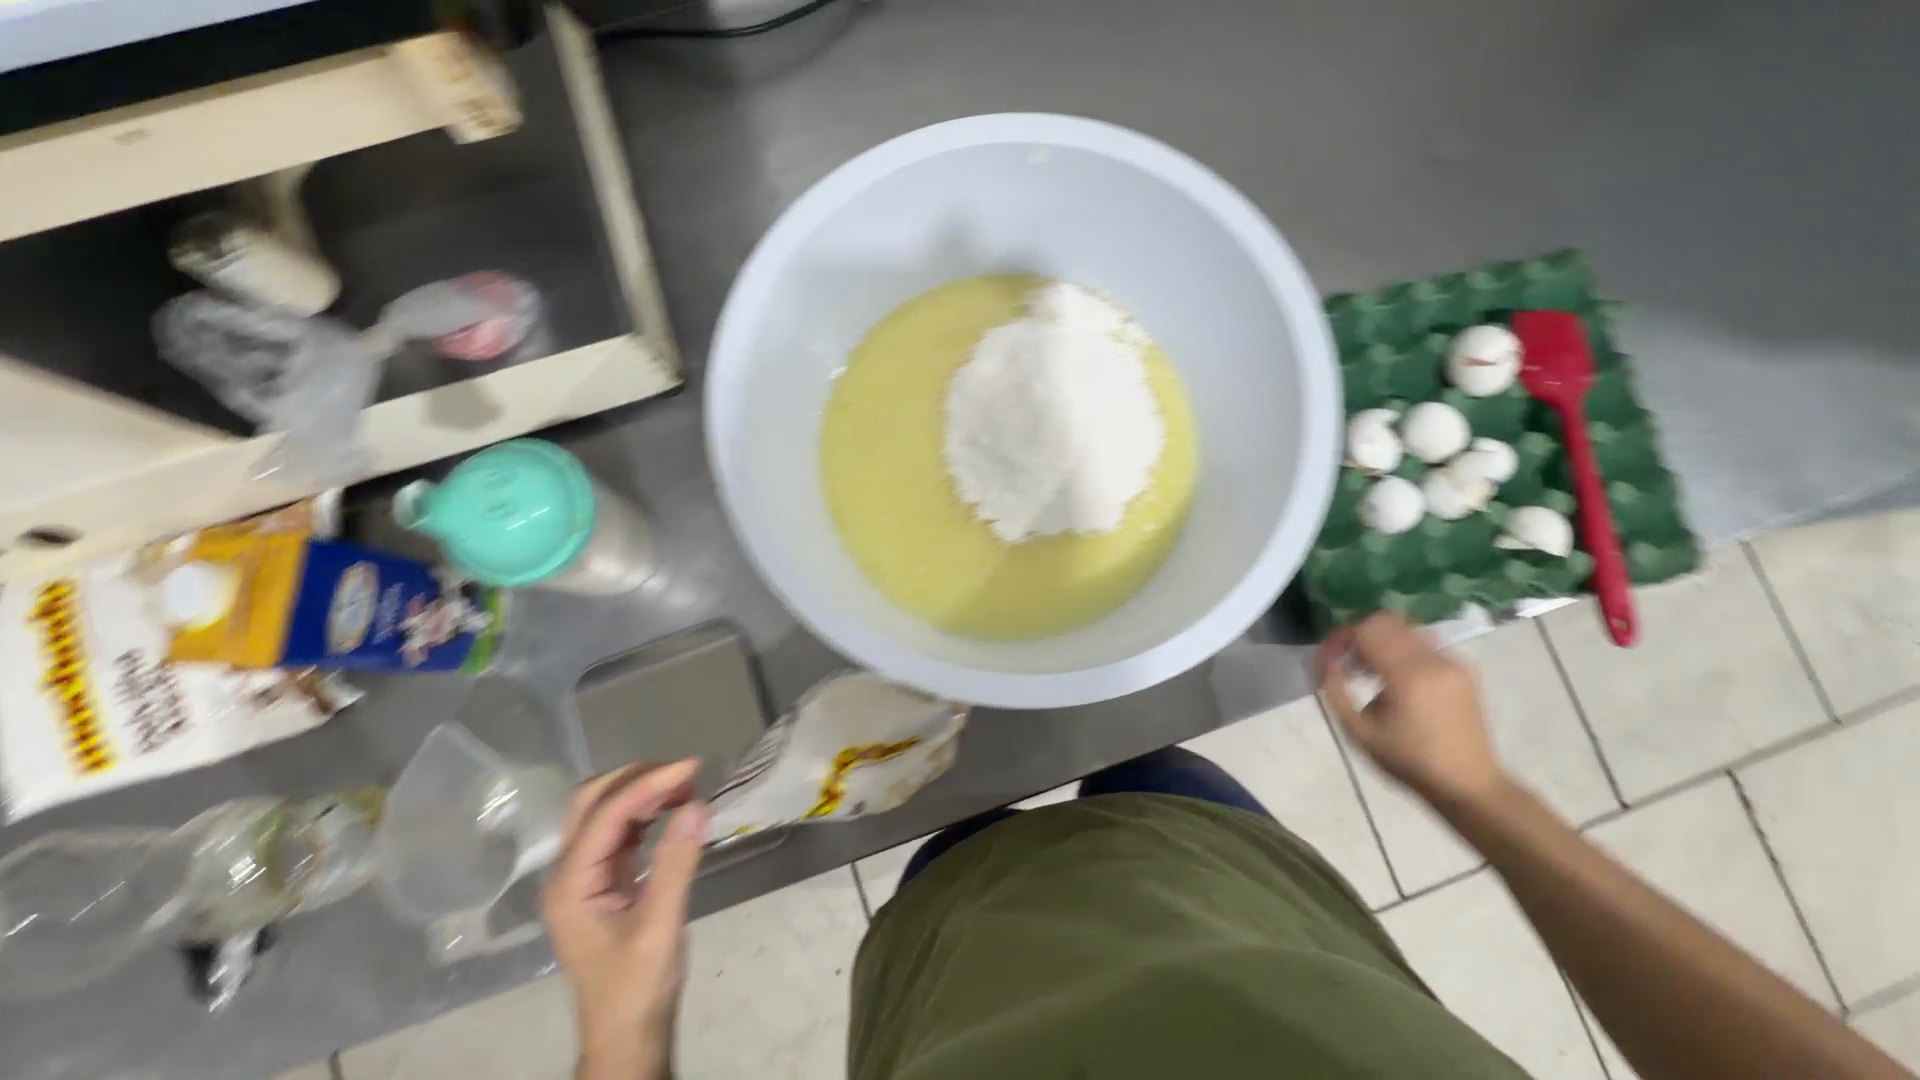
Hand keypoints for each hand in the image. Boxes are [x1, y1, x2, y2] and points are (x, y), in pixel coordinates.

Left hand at [542, 759, 708, 1079]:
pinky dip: (645, 814)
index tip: (692, 768)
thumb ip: (676, 864)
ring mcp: (584, 878)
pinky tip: (672, 812)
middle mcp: (568, 873)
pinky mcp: (603, 884)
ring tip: (686, 788)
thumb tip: (698, 804)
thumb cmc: (637, 988)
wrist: (626, 1037)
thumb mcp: (660, 927)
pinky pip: (619, 834)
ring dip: (642, 792)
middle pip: (592, 803)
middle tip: (687, 773)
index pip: (606, 813)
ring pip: (605, 813)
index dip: (647, 783)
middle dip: (637, 778)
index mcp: (570, 883)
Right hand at [1317, 612, 1505, 808]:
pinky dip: (1403, 651)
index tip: (1329, 658)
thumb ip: (1337, 691)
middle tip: (1347, 663)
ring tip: (1370, 673)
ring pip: (1408, 629)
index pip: (1368, 629)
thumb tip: (1325, 662)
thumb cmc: (1408, 762)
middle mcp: (1435, 659)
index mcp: (1408, 675)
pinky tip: (1396, 680)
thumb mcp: (1360, 732)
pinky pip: (1426, 644)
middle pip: (1388, 622)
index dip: (1342, 637)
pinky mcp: (1465, 670)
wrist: (1467, 784)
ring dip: (1382, 642)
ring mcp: (1454, 662)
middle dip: (1361, 636)